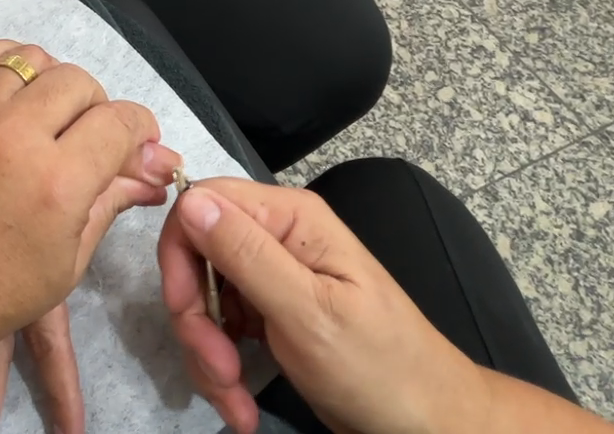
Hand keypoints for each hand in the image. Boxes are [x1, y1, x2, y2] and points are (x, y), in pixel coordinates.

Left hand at [0, 40, 179, 415]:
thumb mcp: (68, 258)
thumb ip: (112, 199)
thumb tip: (157, 169)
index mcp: (57, 181)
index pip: (119, 123)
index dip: (141, 130)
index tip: (142, 144)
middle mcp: (19, 134)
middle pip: (80, 82)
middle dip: (98, 106)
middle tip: (93, 138)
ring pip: (36, 61)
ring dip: (54, 83)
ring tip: (53, 117)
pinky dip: (11, 63)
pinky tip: (19, 91)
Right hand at [158, 179, 484, 433]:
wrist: (433, 429)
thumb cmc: (380, 369)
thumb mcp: (309, 314)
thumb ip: (247, 254)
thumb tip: (189, 201)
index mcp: (287, 216)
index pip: (201, 202)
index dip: (181, 253)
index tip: (185, 311)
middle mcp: (274, 233)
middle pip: (195, 252)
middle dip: (195, 317)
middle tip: (217, 371)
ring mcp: (269, 271)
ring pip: (202, 293)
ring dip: (206, 349)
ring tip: (233, 398)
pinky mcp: (266, 307)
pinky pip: (219, 322)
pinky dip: (219, 363)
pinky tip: (238, 398)